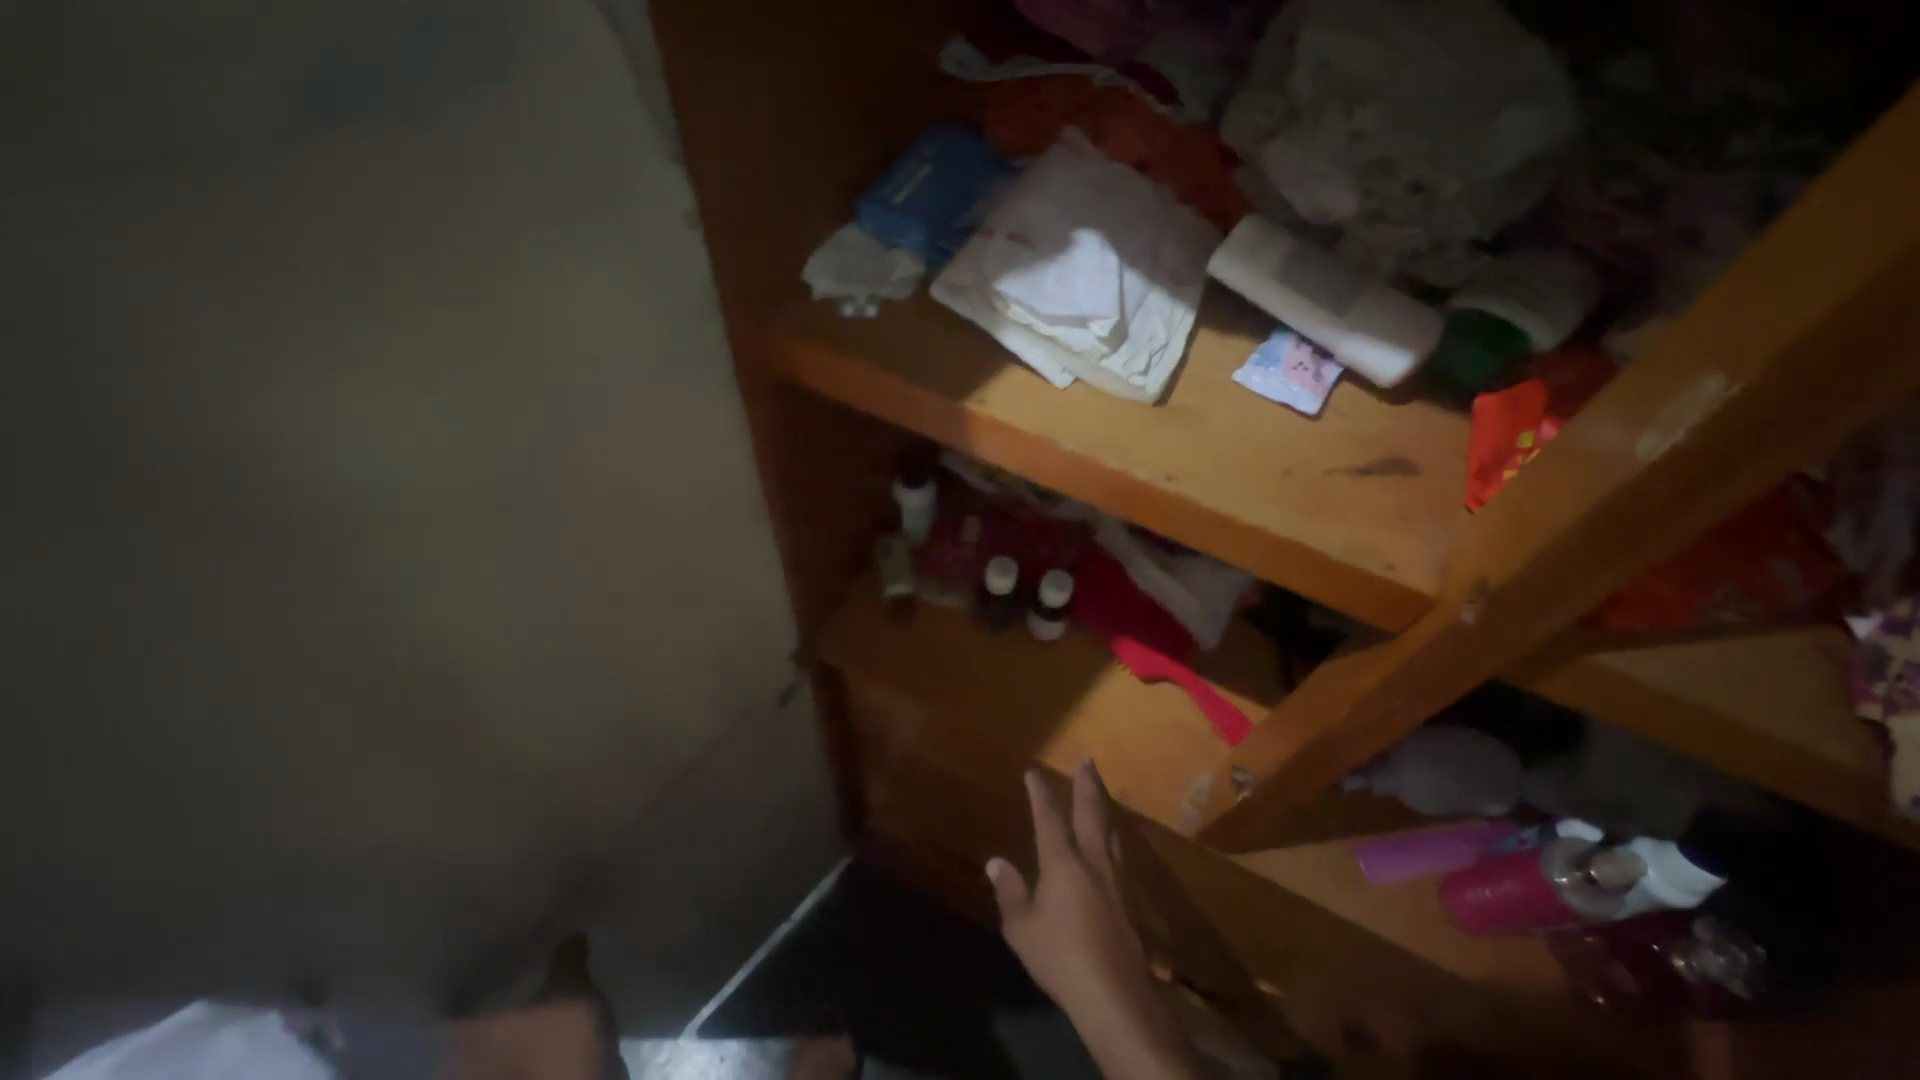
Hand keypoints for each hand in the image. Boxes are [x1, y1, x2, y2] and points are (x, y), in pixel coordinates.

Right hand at [990, 761, 1205, 1079]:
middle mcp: (1092, 861)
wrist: (1114, 991)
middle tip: (1087, 759)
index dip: (1041, 793)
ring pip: (1111, 830)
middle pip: (1091, 812)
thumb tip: (996, 863)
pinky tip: (1112, 844)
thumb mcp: (1022, 928)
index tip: (1035, 772)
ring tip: (1101, 792)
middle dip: (1087, 784)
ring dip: (1104, 806)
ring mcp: (1115, 878)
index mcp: (1062, 862)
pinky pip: (1119, 854)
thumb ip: (1010, 892)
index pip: (1049, 817)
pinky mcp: (1129, 898)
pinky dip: (1112, 836)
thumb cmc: (1060, 957)